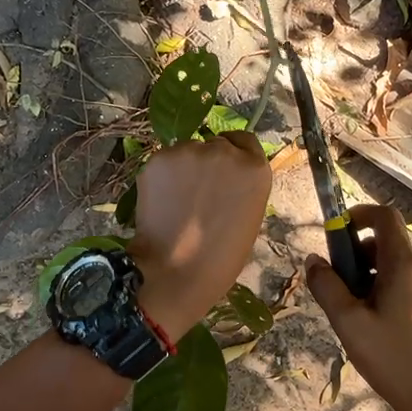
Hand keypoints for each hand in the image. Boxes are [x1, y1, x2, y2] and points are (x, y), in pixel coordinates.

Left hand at [127, 130, 271, 332]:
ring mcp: (189, 151)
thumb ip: (240, 185)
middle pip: (215, 144)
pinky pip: (163, 162)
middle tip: (197, 191)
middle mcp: (223, 151)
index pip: (245, 140)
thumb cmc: (220, 257)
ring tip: (177, 200)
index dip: (233, 153)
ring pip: (186, 151)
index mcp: (254, 168)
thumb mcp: (248, 216)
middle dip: (207, 162)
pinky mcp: (158, 158)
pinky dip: (162, 176)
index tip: (223, 171)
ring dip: (183, 168)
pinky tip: (160, 201)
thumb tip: (222, 177)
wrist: (176, 270)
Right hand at [307, 203, 411, 410]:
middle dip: (355, 256)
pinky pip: (405, 284)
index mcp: (405, 265)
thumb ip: (326, 286)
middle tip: (337, 288)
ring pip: (393, 266)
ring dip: (367, 277)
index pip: (385, 216)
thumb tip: (313, 260)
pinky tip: (374, 327)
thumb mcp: (348, 322)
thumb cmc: (393, 359)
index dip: (358, 215)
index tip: (336, 234)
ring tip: (354, 314)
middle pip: (385, 243)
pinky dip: (384, 291)